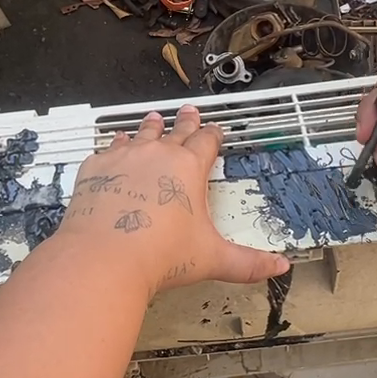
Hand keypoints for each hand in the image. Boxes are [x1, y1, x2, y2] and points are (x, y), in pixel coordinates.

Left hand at [51, 107, 288, 295]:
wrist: (106, 256)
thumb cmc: (162, 256)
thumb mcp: (212, 259)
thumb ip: (248, 262)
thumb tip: (280, 267)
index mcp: (189, 168)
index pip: (206, 141)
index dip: (213, 135)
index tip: (215, 130)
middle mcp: (158, 153)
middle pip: (176, 130)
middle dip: (185, 121)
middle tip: (189, 110)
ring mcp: (124, 156)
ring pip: (141, 134)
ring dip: (149, 127)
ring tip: (153, 119)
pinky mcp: (96, 167)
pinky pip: (108, 149)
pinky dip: (114, 147)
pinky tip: (114, 146)